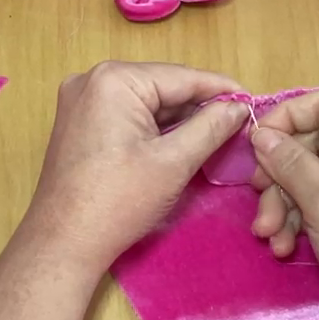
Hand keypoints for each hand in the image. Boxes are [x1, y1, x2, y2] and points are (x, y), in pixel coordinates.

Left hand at [21, 62, 248, 270]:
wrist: (62, 242)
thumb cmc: (118, 202)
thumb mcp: (173, 162)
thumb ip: (211, 127)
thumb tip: (239, 106)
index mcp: (114, 80)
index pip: (181, 77)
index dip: (222, 89)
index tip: (255, 101)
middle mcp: (92, 80)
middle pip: (162, 86)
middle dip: (200, 105)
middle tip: (240, 122)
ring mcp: (81, 101)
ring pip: (145, 101)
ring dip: (179, 117)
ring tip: (219, 132)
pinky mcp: (78, 123)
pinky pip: (127, 115)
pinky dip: (154, 127)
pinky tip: (182, 140)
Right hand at [248, 90, 318, 319]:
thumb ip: (289, 161)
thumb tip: (258, 134)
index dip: (286, 118)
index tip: (254, 143)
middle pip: (311, 144)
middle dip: (280, 174)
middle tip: (258, 196)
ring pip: (307, 178)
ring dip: (282, 204)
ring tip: (269, 233)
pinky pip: (313, 206)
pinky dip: (294, 222)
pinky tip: (283, 246)